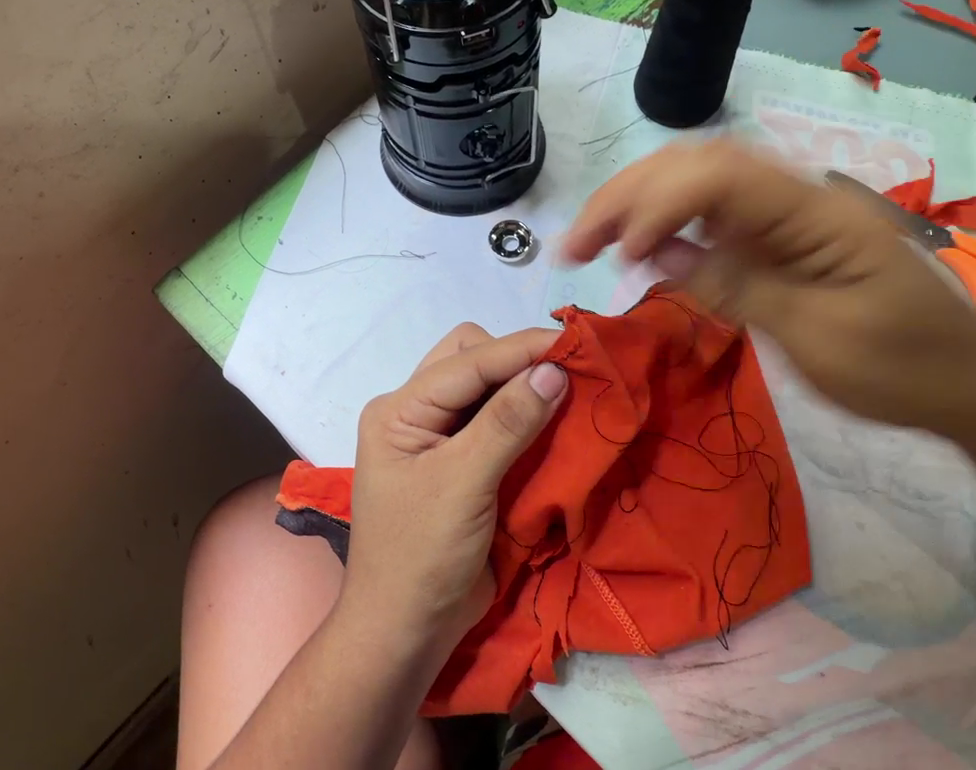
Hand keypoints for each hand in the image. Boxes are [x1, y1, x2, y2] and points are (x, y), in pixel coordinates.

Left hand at [336, 324, 567, 662]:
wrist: (406, 631)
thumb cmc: (422, 555)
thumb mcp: (463, 484)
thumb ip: (507, 423)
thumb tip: (553, 369)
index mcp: (399, 410)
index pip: (466, 362)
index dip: (520, 349)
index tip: (576, 344)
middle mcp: (416, 414)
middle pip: (470, 360)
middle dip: (517, 361)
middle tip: (567, 374)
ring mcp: (438, 439)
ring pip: (485, 387)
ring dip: (524, 386)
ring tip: (569, 388)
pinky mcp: (463, 464)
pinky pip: (497, 422)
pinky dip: (526, 417)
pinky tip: (555, 419)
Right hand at [561, 139, 975, 434]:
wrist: (967, 385)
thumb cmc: (905, 369)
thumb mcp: (819, 339)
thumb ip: (737, 287)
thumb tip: (657, 251)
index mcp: (818, 212)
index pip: (722, 176)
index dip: (659, 201)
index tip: (622, 255)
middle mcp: (797, 197)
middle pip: (698, 165)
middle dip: (628, 195)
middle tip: (573, 243)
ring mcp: (785, 214)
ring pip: (696, 183)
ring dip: (636, 204)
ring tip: (587, 242)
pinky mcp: (776, 239)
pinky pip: (708, 216)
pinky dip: (662, 227)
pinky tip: (635, 252)